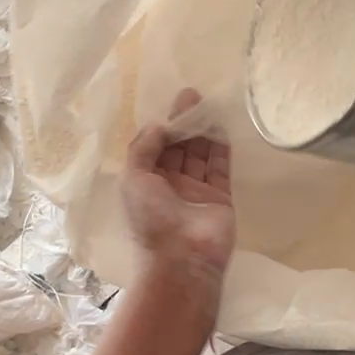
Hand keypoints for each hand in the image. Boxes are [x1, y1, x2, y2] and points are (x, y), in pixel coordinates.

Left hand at [123, 89, 235, 284]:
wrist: (183, 259)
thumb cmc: (152, 219)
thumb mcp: (133, 179)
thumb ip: (143, 148)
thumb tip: (159, 125)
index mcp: (146, 184)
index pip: (155, 148)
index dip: (163, 126)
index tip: (172, 105)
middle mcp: (171, 186)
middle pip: (178, 148)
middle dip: (184, 122)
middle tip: (192, 95)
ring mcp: (196, 192)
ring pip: (200, 155)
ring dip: (203, 131)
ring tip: (207, 104)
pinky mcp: (220, 197)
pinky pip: (220, 168)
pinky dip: (220, 148)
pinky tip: (220, 127)